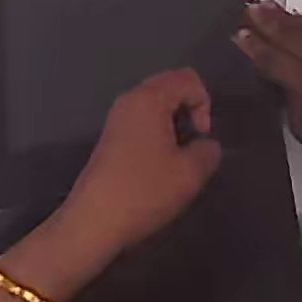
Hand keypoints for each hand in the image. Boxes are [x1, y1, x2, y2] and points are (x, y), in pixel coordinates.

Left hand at [59, 69, 221, 255]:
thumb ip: (208, 151)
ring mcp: (118, 115)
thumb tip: (207, 144)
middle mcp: (131, 97)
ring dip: (175, 117)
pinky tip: (161, 157)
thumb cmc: (143, 192)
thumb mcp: (189, 174)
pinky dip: (159, 126)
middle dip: (191, 105)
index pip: (189, 80)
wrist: (93, 222)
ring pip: (157, 99)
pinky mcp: (112, 134)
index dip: (205, 104)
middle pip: (171, 83)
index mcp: (149, 98)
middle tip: (195, 139)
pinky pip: (144, 115)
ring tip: (180, 150)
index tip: (202, 137)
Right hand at [234, 2, 301, 187]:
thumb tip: (272, 74)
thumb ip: (284, 93)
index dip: (253, 45)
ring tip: (268, 8)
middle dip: (267, 22)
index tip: (240, 35)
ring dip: (286, 18)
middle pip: (290, 35)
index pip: (272, 57)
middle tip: (249, 12)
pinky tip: (299, 20)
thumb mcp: (300, 123)